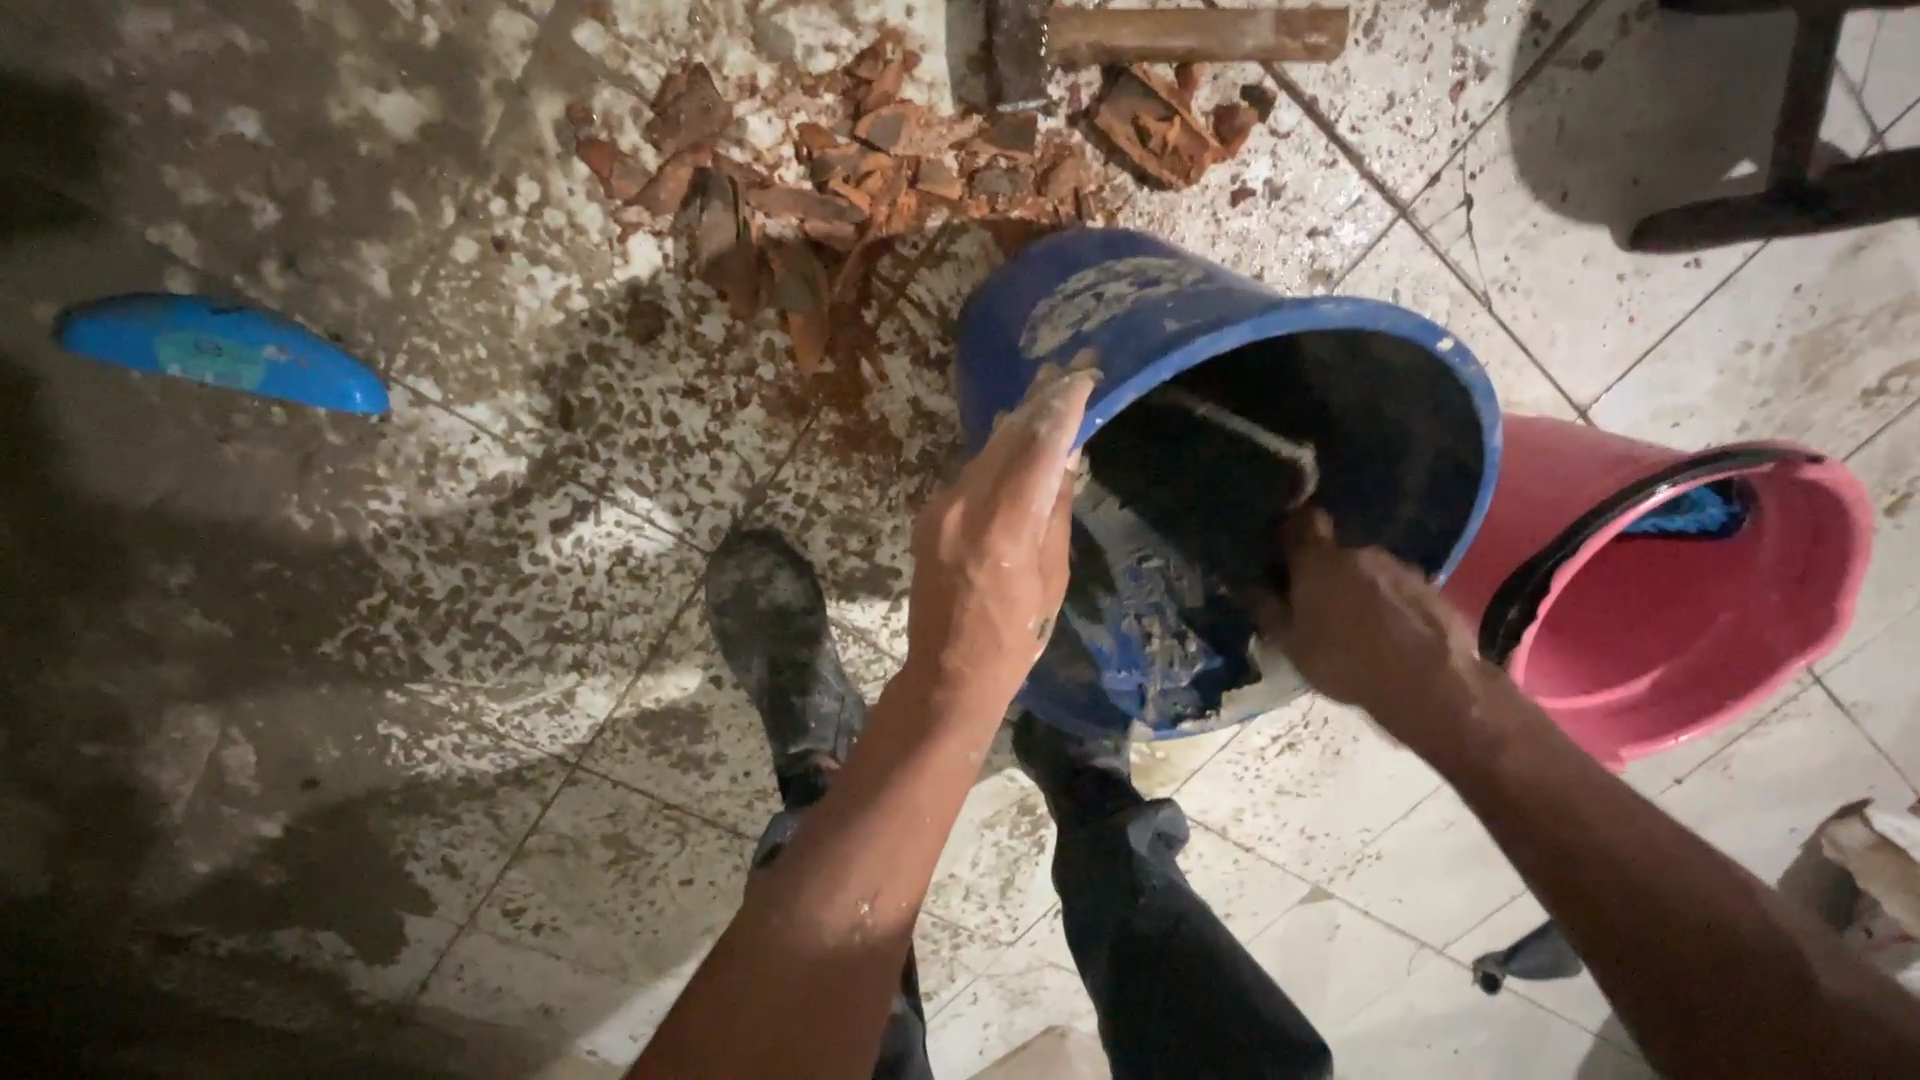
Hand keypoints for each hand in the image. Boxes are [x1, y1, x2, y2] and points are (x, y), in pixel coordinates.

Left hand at [903, 366, 1095, 711]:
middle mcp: (963, 507)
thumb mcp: (1052, 576)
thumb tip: (1066, 456)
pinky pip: (970, 473)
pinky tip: (1013, 435)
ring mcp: (939, 509)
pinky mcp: (928, 516)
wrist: (948, 670)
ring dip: (1017, 422)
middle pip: (1006, 438)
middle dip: (1039, 400)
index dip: (1062, 407)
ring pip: (985, 452)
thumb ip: (1053, 511)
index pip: (1037, 449)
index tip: (1083, 374)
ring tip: (1044, 387)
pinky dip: (996, 453)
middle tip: (1067, 364)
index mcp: (1002, 529)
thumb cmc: (1016, 636)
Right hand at [1262, 510, 1491, 754]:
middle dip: (1326, 572)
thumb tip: (1244, 585)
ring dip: (1360, 590)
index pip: (1301, 521)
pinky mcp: (1431, 588)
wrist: (1431, 684)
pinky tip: (1392, 636)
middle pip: (1335, 553)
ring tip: (1360, 627)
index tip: (1283, 550)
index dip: (1291, 530)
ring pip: (1369, 572)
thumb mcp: (1291, 645)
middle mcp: (1359, 552)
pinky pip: (1398, 590)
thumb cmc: (1346, 661)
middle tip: (1319, 606)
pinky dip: (1391, 605)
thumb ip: (1266, 609)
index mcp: (1318, 560)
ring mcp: (1400, 568)